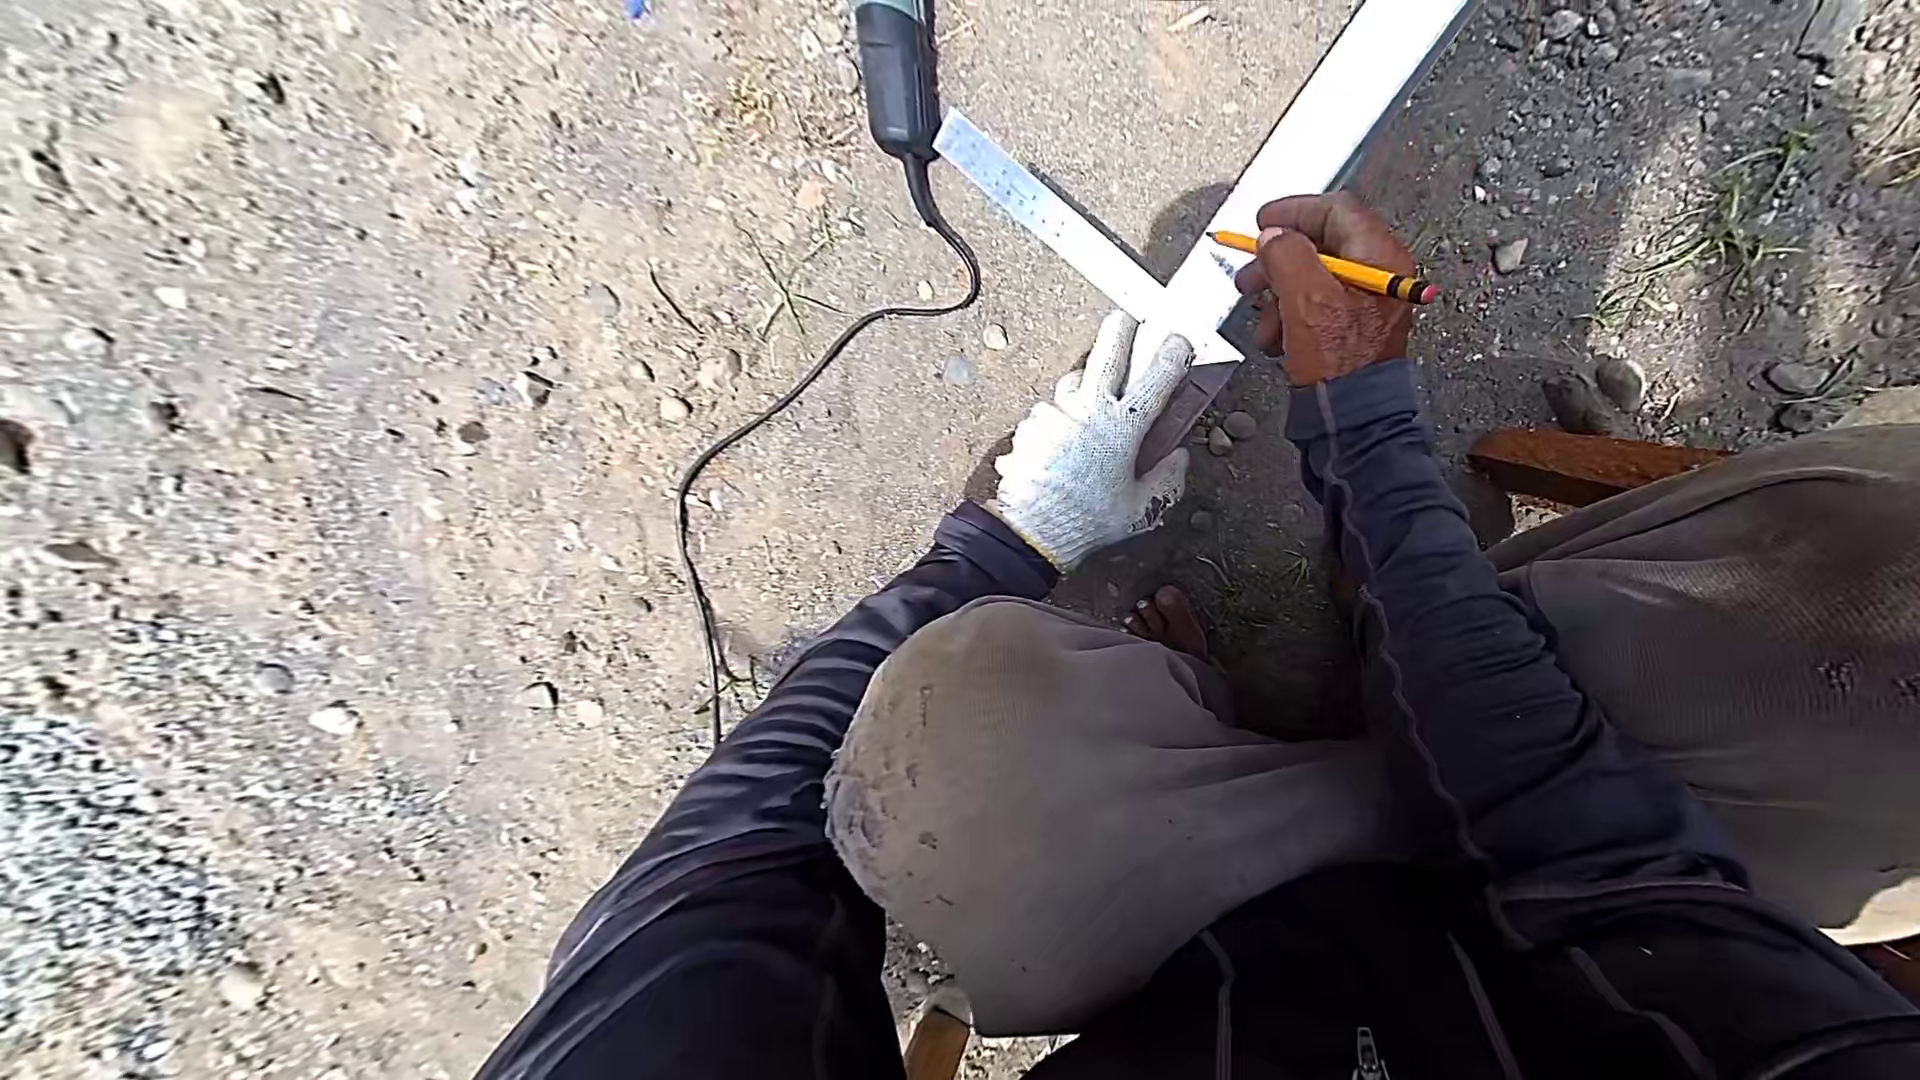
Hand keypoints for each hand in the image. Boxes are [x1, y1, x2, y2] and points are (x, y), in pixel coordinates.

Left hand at [990, 311, 1191, 570]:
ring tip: (1089, 401)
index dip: (1171, 354)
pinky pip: (1048, 411)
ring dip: (1084, 384)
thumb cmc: (1088, 521)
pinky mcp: (1030, 425)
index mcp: (1123, 427)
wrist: (1034, 530)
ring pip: (1073, 382)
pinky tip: (1060, 440)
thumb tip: (1178, 457)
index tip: (1177, 339)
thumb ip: (1167, 479)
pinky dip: (1057, 418)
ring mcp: (1056, 414)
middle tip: (1124, 320)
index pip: (1156, 378)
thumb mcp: (1142, 509)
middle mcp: (1089, 411)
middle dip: (1120, 332)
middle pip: (1108, 355)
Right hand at [1232, 192, 1416, 384]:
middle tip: (1248, 278)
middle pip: (1318, 249)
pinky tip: (1276, 341)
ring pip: (1307, 282)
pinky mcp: (1343, 330)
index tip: (1261, 221)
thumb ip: (1288, 258)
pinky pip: (1308, 310)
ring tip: (1263, 324)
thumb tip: (1272, 236)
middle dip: (1277, 265)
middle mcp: (1373, 276)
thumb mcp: (1307, 301)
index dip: (1294, 212)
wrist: (1349, 414)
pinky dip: (1285, 320)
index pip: (1336, 212)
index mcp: (1378, 259)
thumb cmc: (1337, 363)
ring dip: (1276, 300)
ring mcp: (1359, 304)